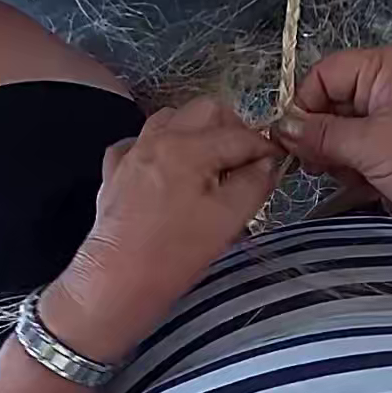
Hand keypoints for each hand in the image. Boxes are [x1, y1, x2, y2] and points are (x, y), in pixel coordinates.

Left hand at [40, 97, 280, 362]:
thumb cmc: (177, 253)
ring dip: (196, 132)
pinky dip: (159, 147)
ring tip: (208, 164)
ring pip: (171, 118)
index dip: (265, 147)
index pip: (240, 135)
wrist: (117, 282)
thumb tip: (267, 162)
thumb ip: (254, 183)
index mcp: (189, 146)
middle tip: (244, 162)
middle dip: (231, 129)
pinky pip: (140, 142)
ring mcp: (131, 153)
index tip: (278, 162)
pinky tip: (166, 171)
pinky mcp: (113, 172)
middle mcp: (158, 138)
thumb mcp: (228, 220)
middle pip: (204, 110)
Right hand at [275, 45, 391, 242]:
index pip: (325, 74)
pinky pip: (352, 157)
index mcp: (386, 68)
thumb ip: (320, 134)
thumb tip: (278, 127)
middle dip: (317, 135)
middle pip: (328, 104)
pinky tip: (358, 183)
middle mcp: (385, 89)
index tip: (291, 139)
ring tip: (344, 174)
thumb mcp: (371, 143)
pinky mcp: (390, 155)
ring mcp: (388, 124)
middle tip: (314, 163)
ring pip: (337, 135)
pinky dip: (348, 171)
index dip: (304, 104)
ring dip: (332, 157)